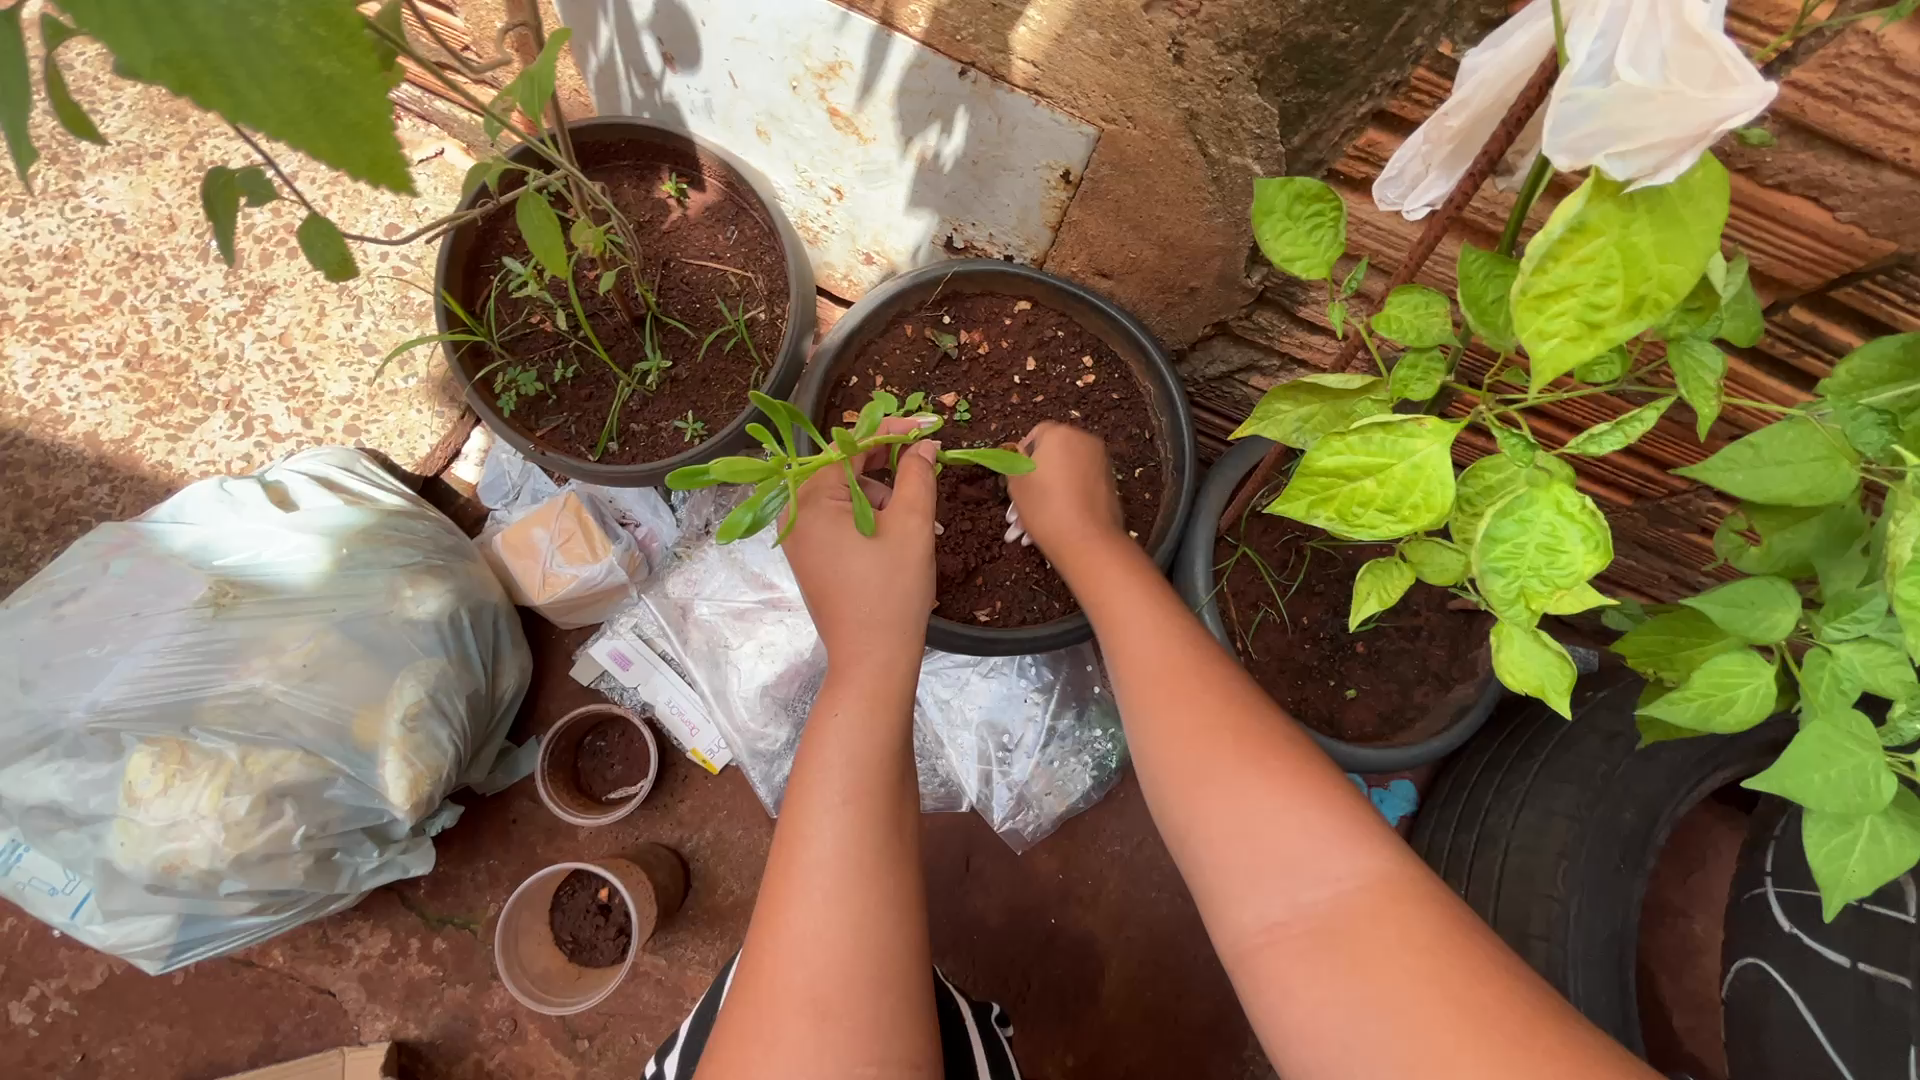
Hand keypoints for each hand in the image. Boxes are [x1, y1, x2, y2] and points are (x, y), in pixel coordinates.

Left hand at [781, 418, 939, 672]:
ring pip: (846, 495)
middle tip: (927, 470)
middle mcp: (795, 513)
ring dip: (883, 497)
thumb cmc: (892, 590)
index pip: (851, 447)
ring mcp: (800, 537)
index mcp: (811, 499)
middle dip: (888, 468)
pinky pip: (840, 520)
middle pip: (845, 469)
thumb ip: (917, 474)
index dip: (892, 432)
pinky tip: (900, 535)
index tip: (928, 426)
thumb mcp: (912, 524)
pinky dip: (871, 518)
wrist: (873, 659)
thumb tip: (923, 444)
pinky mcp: (811, 557)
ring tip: (918, 522)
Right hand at [1004, 422, 1125, 557]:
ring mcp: (1101, 462)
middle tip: (1018, 507)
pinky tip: (1052, 521)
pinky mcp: (1110, 483)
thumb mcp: (1016, 483)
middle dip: (1034, 478)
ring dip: (1047, 492)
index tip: (1015, 479)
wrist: (1088, 540)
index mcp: (1060, 433)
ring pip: (1065, 473)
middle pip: (1053, 454)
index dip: (1021, 456)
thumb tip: (1017, 453)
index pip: (1036, 433)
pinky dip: (1067, 497)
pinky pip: (1080, 484)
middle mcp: (1084, 441)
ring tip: (1030, 524)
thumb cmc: (1045, 506)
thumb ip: (1013, 461)